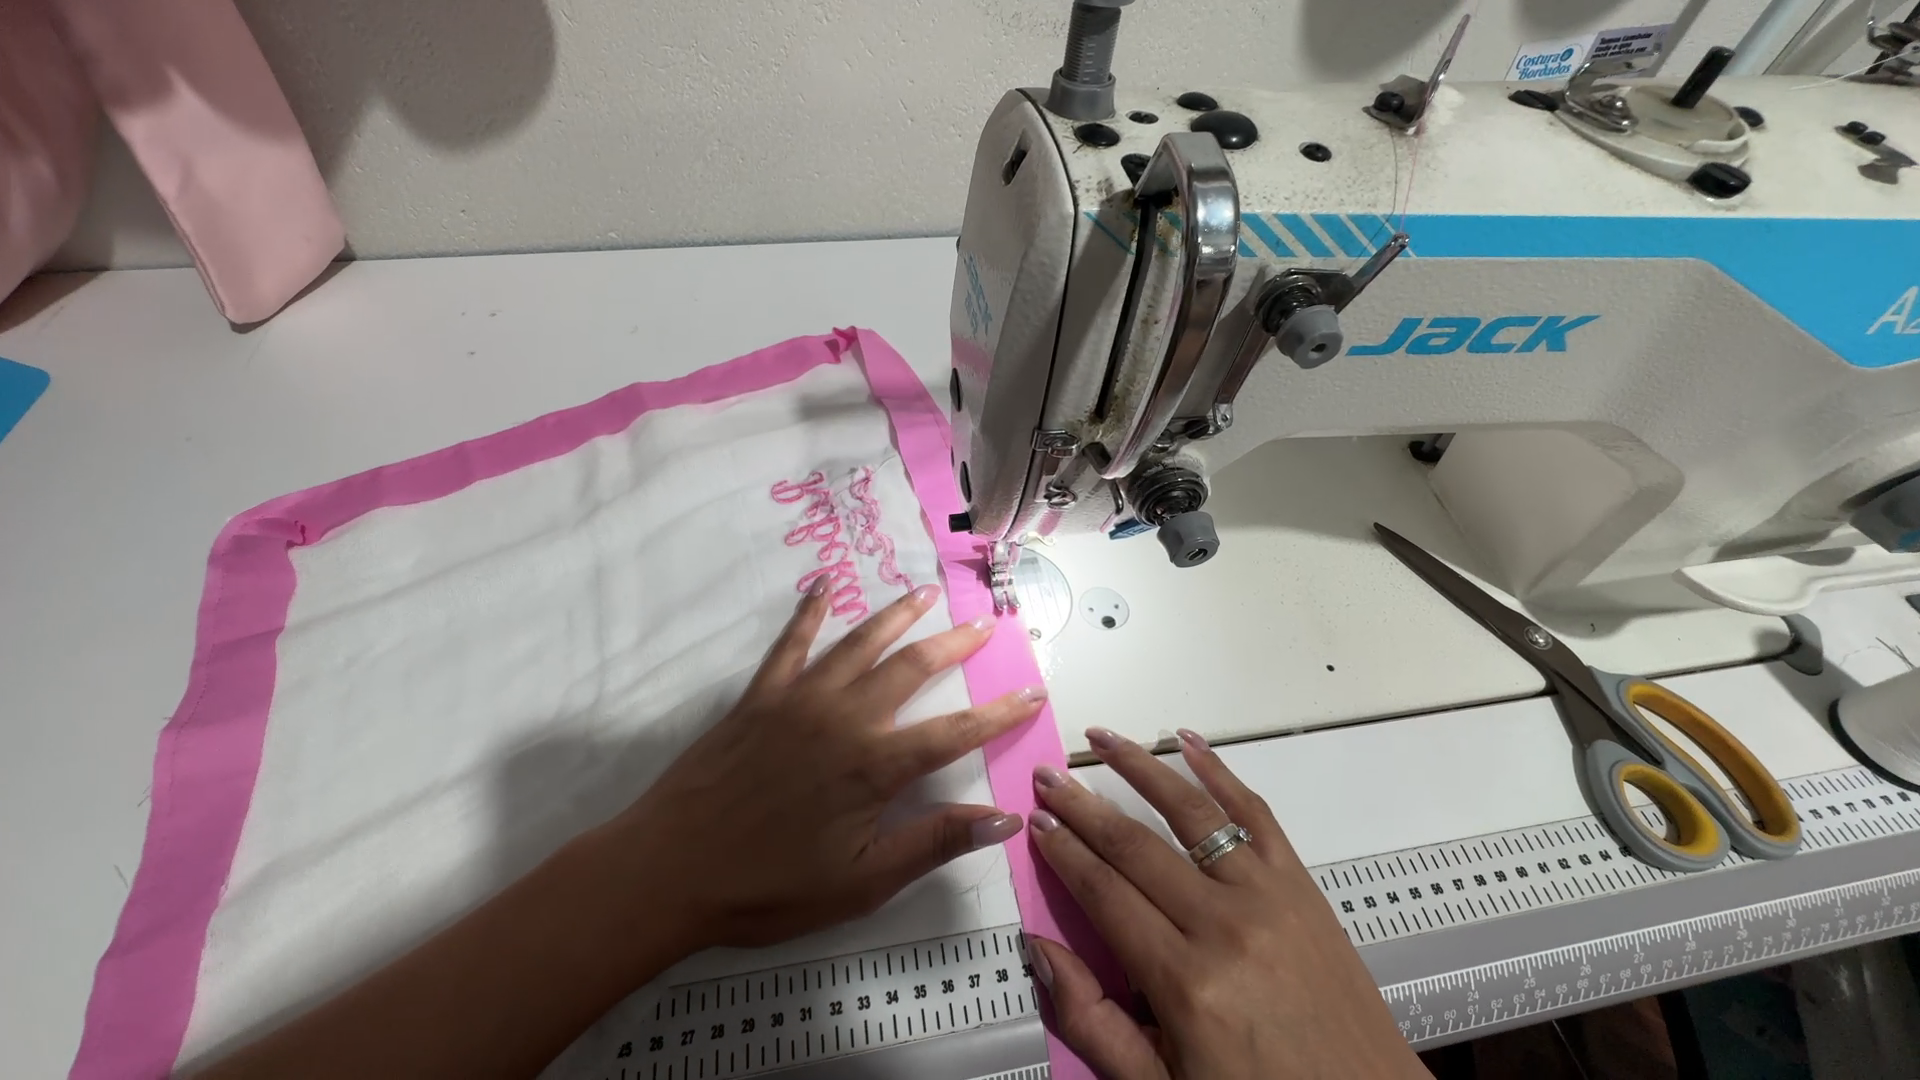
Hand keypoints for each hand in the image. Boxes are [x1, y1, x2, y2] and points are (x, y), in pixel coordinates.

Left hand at [606, 579, 1045, 950]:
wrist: (669, 870)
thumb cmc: (769, 887)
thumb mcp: (861, 883)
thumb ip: (932, 844)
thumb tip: (1003, 818)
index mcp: (874, 766)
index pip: (955, 732)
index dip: (999, 713)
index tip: (1032, 691)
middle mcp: (844, 718)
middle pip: (911, 669)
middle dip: (954, 645)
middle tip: (985, 624)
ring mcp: (799, 700)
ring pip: (859, 644)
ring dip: (897, 616)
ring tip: (926, 592)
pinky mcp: (759, 697)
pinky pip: (790, 644)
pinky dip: (809, 612)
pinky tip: (823, 586)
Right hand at [1026, 729, 1425, 1079]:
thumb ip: (1092, 1021)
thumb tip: (1039, 949)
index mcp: (1185, 982)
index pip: (1104, 892)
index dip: (1064, 852)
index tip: (1036, 820)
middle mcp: (1224, 926)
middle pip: (1135, 845)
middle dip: (1083, 805)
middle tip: (1048, 775)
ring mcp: (1269, 897)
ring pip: (1191, 812)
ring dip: (1140, 767)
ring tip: (1102, 738)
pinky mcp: (1303, 887)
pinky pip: (1256, 815)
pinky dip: (1220, 771)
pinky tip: (1188, 742)